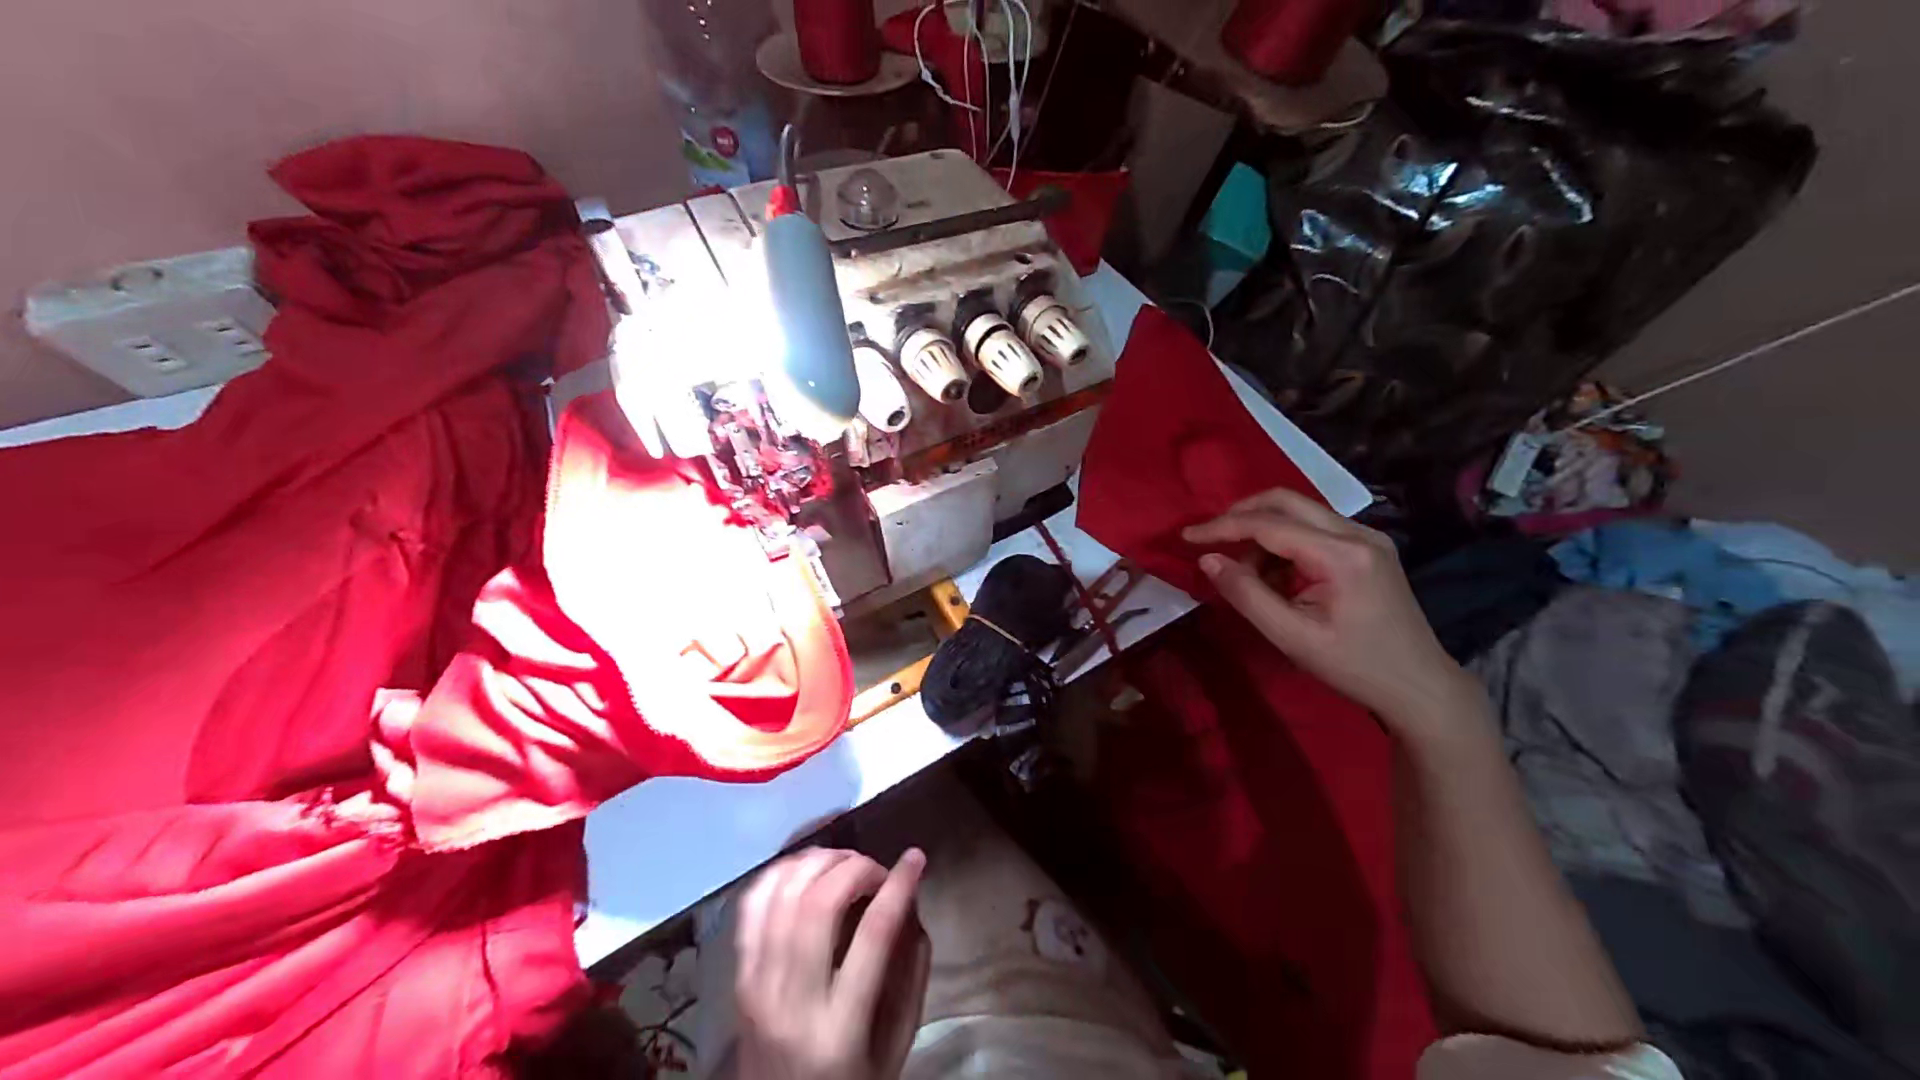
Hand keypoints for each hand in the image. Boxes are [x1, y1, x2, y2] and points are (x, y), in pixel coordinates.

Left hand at [735, 847, 929, 1079]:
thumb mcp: (893, 1049)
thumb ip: (911, 978)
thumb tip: (913, 906)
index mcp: (839, 1031)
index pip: (873, 935)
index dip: (898, 885)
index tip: (915, 859)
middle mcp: (791, 1003)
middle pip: (819, 905)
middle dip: (854, 869)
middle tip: (876, 870)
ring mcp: (756, 987)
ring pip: (782, 896)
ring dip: (818, 863)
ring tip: (844, 862)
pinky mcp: (737, 977)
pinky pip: (751, 907)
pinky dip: (779, 873)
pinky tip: (805, 869)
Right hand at [1182, 487, 1481, 735]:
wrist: (1419, 686)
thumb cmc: (1354, 666)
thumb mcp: (1291, 636)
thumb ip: (1246, 594)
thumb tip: (1208, 560)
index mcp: (1342, 554)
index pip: (1269, 524)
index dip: (1222, 527)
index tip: (1186, 536)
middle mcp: (1358, 533)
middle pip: (1286, 501)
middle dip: (1240, 516)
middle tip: (1209, 541)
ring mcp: (1368, 537)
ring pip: (1299, 513)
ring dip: (1262, 533)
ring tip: (1246, 574)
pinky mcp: (1368, 548)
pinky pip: (1314, 529)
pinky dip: (1284, 544)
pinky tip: (1276, 577)